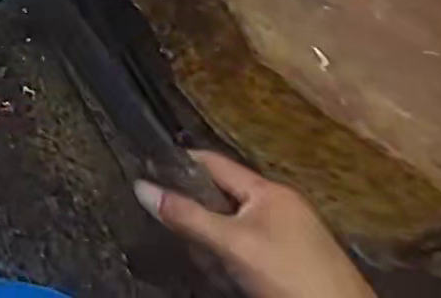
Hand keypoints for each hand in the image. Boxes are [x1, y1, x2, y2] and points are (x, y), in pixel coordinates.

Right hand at [137, 151, 375, 297]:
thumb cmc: (292, 279)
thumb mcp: (231, 244)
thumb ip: (184, 215)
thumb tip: (140, 187)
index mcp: (270, 191)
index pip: (211, 161)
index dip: (178, 163)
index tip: (147, 172)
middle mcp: (283, 206)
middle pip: (221, 193)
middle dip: (195, 208)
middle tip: (172, 222)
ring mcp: (295, 236)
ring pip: (234, 221)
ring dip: (212, 234)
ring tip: (200, 252)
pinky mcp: (300, 262)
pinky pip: (251, 243)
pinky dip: (232, 251)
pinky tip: (225, 269)